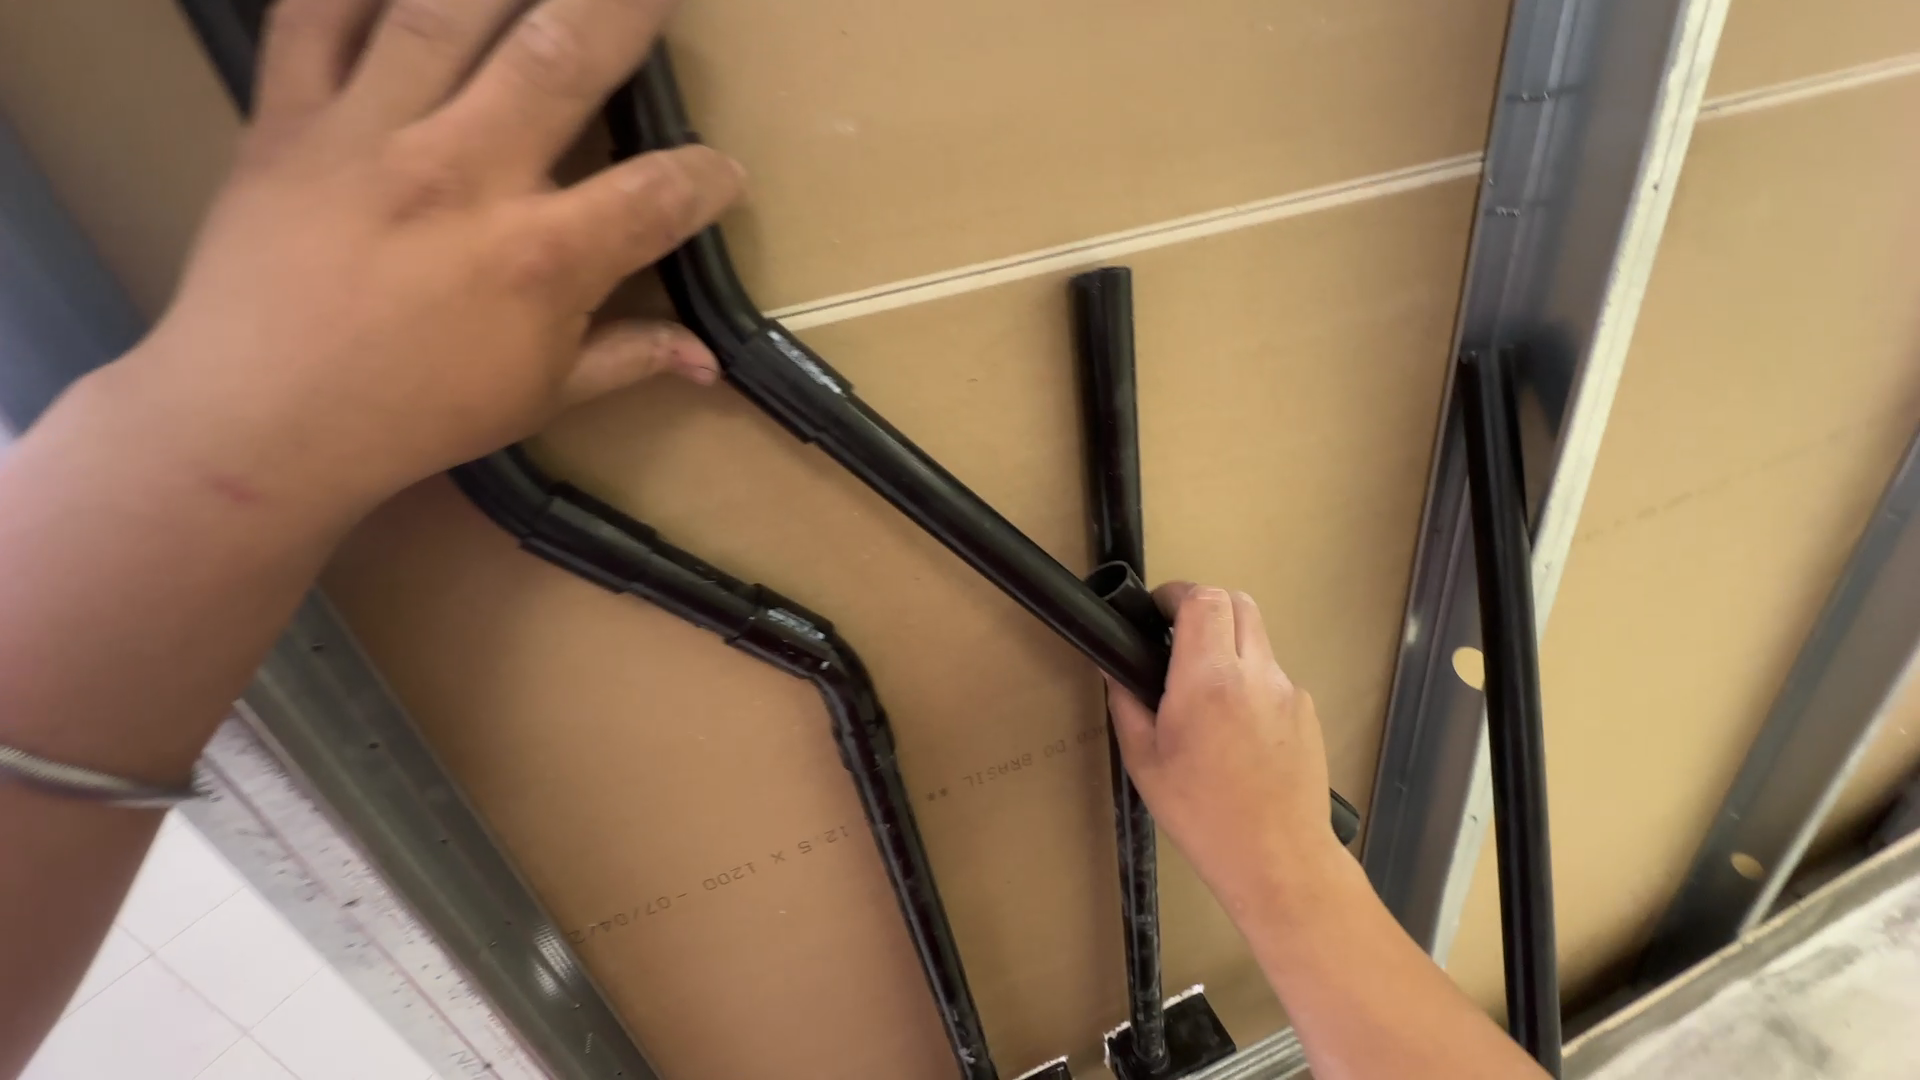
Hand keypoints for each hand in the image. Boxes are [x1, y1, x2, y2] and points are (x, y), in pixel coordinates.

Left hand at [114, 0, 741, 518]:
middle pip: (562, 57)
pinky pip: (316, 12)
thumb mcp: (547, 394)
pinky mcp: (288, 116)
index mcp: (544, 258)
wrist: (264, 418)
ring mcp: (371, 133)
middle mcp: (467, 174)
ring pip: (445, 9)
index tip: (726, 176)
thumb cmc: (427, 413)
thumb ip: (634, 357)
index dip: (709, 179)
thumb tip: (710, 359)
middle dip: (626, 6)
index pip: (656, 195)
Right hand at [1107, 583, 1344, 910]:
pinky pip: (1273, 672)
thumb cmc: (1202, 814)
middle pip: (1237, 601)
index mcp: (1208, 680)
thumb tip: (1113, 666)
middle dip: (1204, 606)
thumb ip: (1127, 702)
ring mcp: (1288, 689)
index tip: (1158, 611)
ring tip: (1204, 688)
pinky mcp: (1306, 709)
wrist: (1278, 859)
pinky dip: (1249, 676)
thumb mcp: (1144, 760)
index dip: (1177, 593)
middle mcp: (1255, 673)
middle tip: (1177, 636)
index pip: (1203, 599)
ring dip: (1227, 642)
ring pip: (1257, 636)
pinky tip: (1235, 723)